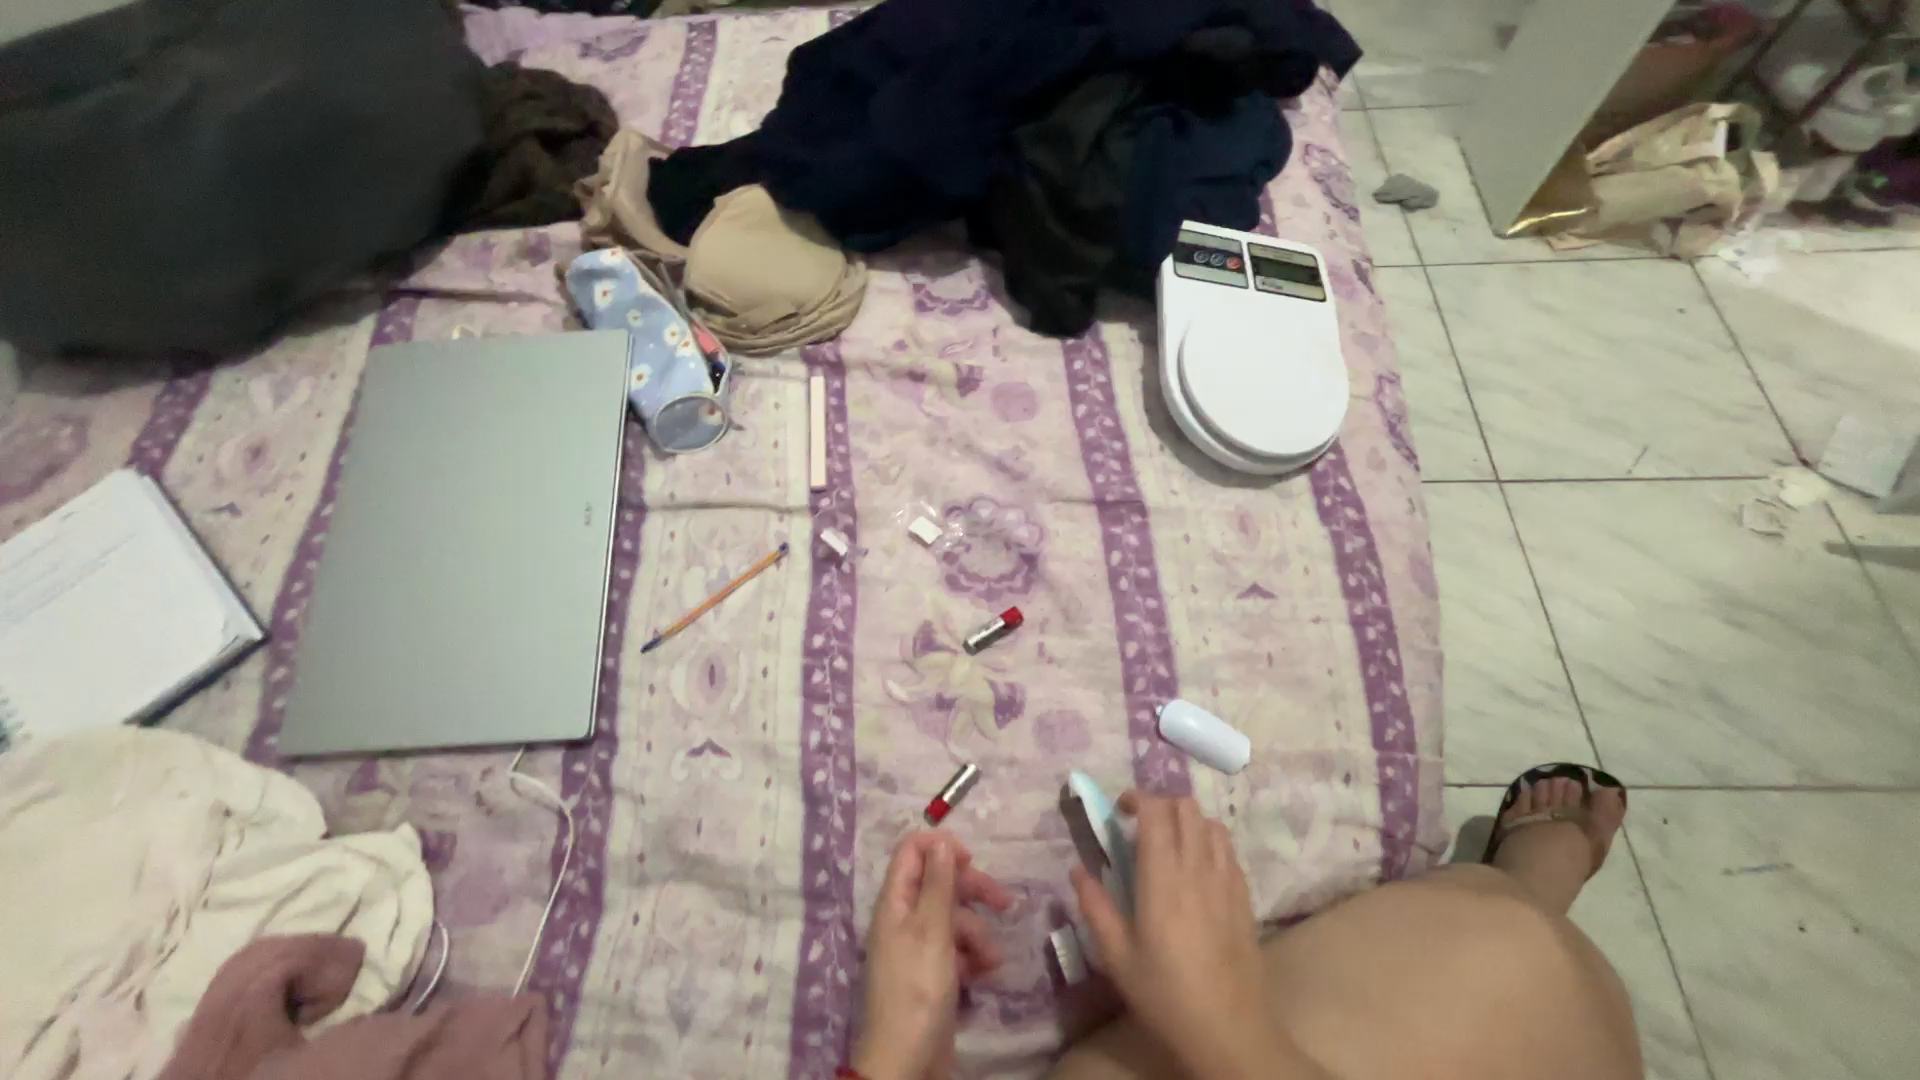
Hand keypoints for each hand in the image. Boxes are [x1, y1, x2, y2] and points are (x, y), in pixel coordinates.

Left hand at [853, 832, 1013, 1079]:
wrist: (907, 1062)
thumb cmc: (917, 989)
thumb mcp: (932, 930)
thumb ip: (938, 883)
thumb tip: (940, 838)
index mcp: (895, 902)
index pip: (912, 852)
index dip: (941, 848)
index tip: (971, 860)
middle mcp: (904, 918)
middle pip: (939, 884)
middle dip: (972, 891)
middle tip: (1004, 902)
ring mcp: (918, 947)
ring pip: (954, 919)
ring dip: (978, 932)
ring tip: (992, 958)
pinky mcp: (933, 973)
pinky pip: (957, 950)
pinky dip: (973, 956)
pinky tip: (986, 973)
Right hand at [1069, 793, 1281, 1079]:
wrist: (1229, 1031)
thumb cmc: (1165, 993)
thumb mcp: (1116, 956)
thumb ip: (1095, 907)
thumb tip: (1078, 869)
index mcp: (1162, 877)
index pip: (1156, 811)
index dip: (1137, 798)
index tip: (1119, 810)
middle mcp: (1197, 867)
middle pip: (1186, 807)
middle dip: (1160, 804)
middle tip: (1140, 825)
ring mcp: (1226, 880)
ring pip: (1211, 823)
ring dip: (1187, 820)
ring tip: (1169, 842)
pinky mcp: (1244, 896)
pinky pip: (1228, 849)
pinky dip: (1209, 842)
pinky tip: (1197, 868)